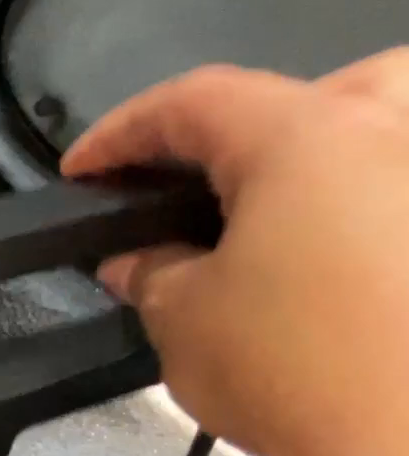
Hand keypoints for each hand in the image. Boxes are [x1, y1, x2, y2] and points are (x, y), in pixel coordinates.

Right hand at [63, 50, 408, 455]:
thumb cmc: (291, 366)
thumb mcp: (179, 317)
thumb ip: (150, 270)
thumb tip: (136, 259)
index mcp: (314, 139)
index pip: (198, 101)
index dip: (122, 131)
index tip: (80, 170)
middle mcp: (404, 136)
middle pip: (329, 89)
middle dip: (252, 127)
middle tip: (198, 188)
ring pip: (392, 134)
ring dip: (328, 163)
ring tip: (274, 225)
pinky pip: (400, 200)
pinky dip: (368, 213)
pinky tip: (337, 265)